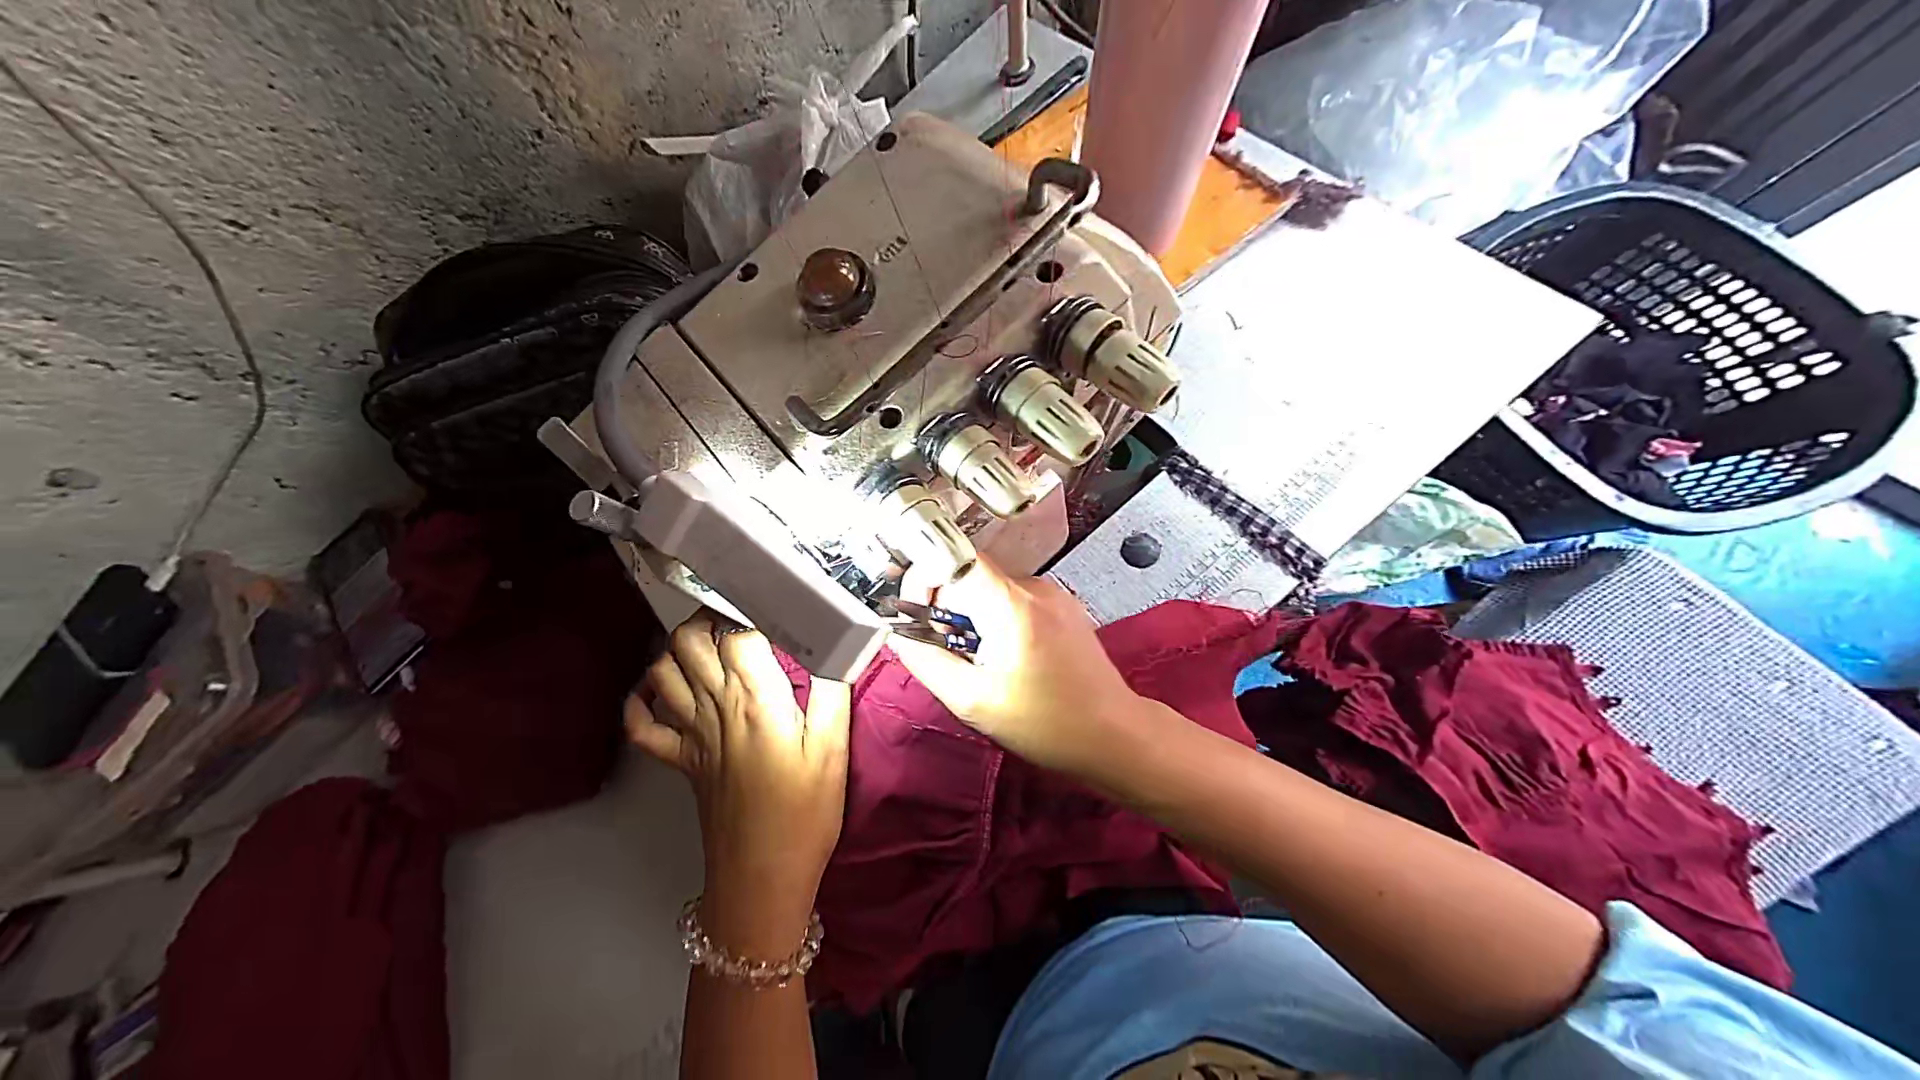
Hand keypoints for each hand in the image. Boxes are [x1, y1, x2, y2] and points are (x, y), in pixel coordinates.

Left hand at [626, 613, 850, 954]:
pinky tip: (661, 690)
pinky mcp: (679, 762)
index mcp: (755, 701)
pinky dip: (641, 700)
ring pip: (662, 670)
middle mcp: (715, 708)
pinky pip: (640, 725)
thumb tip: (840, 647)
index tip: (776, 606)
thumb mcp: (834, 750)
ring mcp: (690, 735)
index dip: (752, 608)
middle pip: (689, 639)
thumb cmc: (804, 815)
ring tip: (712, 643)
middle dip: (710, 615)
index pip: (737, 632)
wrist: (761, 880)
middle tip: (742, 618)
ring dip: (679, 647)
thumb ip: (834, 691)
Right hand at [891, 558, 1146, 775]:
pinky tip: (1006, 659)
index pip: (953, 557)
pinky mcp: (1061, 607)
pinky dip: (997, 622)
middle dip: (948, 610)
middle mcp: (1036, 589)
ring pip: (989, 590)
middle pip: (969, 576)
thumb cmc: (1052, 724)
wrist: (1112, 734)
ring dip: (973, 619)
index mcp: (1013, 605)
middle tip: (951, 651)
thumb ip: (927, 662)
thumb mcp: (973, 700)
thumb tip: (900, 636)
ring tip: (983, 662)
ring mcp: (1053, 596)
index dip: (924, 579)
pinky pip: (1012, 601)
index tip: (919, 613)